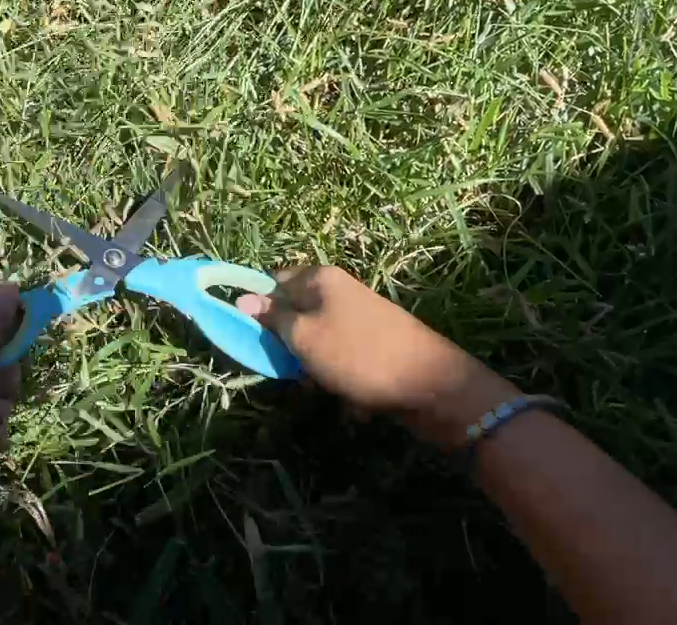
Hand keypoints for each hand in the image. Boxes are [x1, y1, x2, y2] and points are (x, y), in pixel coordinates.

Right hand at [237, 266, 518, 448]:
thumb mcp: (303, 336)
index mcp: (319, 278)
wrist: (435, 388)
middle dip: (286, 343)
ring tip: (321, 387)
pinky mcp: (374, 344)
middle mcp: (338, 290)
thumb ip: (271, 317)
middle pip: (292, 312)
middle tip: (289, 368)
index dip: (256, 306)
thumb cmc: (358, 355)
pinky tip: (349, 398)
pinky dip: (338, 377)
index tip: (249, 334)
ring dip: (311, 366)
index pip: (270, 282)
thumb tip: (241, 298)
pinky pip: (340, 357)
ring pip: (315, 339)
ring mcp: (358, 317)